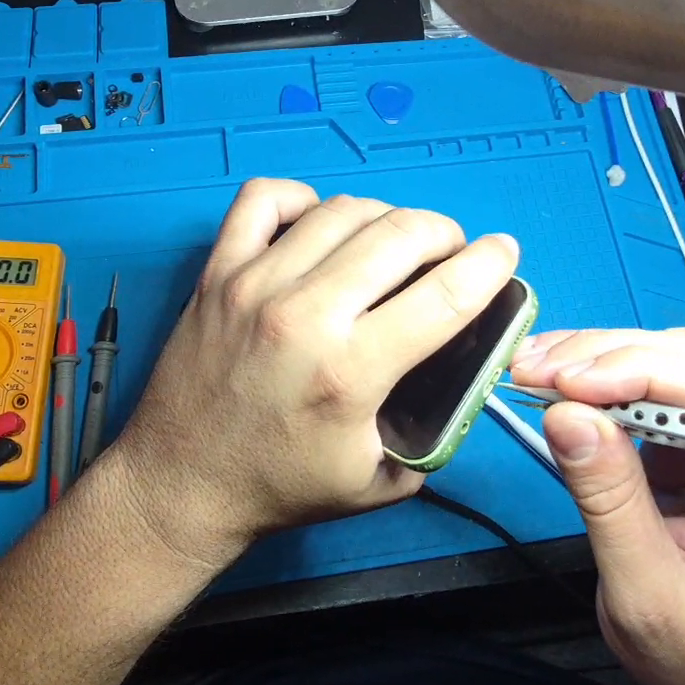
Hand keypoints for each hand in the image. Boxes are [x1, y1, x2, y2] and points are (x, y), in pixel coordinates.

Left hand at [107, 178, 519, 572]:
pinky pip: (264, 199)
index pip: (446, 294)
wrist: (181, 484)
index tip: (503, 252)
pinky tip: (318, 223)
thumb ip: (436, 428)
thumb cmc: (280, 487)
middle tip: (448, 252)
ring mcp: (255, 283)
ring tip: (393, 240)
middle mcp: (305, 314)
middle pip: (400, 234)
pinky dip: (302, 198)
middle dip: (444, 233)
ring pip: (342, 210)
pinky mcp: (218, 271)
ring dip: (386, 216)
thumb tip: (465, 370)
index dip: (490, 264)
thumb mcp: (380, 480)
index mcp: (351, 371)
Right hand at [511, 329, 684, 684]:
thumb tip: (566, 416)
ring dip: (596, 360)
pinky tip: (556, 382)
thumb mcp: (652, 598)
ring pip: (671, 368)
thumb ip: (611, 503)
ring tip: (533, 367)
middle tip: (535, 369)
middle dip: (609, 358)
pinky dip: (597, 383)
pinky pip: (650, 394)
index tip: (572, 382)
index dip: (648, 374)